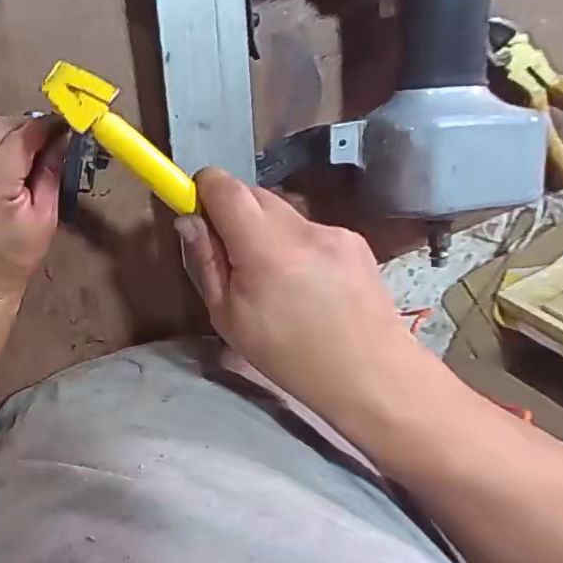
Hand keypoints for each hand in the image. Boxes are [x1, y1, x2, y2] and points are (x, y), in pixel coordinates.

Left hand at [0, 116, 66, 301]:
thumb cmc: (20, 253)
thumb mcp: (46, 215)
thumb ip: (51, 172)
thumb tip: (62, 138)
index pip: (19, 139)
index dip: (45, 126)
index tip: (65, 124)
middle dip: (28, 124)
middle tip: (52, 133)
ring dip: (9, 128)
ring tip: (32, 141)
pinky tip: (10, 152)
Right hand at [177, 167, 427, 421]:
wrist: (373, 375)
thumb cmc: (291, 357)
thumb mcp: (230, 319)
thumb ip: (206, 262)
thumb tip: (189, 221)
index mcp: (265, 249)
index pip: (225, 186)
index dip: (203, 188)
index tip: (195, 210)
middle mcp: (301, 228)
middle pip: (254, 194)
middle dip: (234, 214)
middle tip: (231, 256)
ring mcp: (333, 230)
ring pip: (283, 213)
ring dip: (267, 232)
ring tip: (276, 281)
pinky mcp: (355, 239)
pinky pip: (311, 230)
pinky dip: (298, 246)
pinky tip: (310, 286)